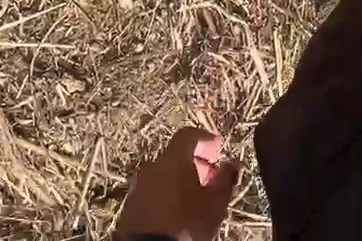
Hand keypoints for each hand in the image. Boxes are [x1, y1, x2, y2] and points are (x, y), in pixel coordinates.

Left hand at [116, 127, 239, 240]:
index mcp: (173, 159)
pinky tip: (177, 210)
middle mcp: (152, 167)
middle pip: (175, 155)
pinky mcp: (129, 208)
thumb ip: (225, 179)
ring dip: (179, 180)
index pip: (188, 135)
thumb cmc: (186, 225)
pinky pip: (152, 191)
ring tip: (195, 198)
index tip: (218, 148)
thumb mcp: (215, 204)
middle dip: (195, 163)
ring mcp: (137, 188)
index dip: (205, 139)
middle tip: (210, 178)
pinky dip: (166, 194)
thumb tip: (231, 165)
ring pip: (163, 174)